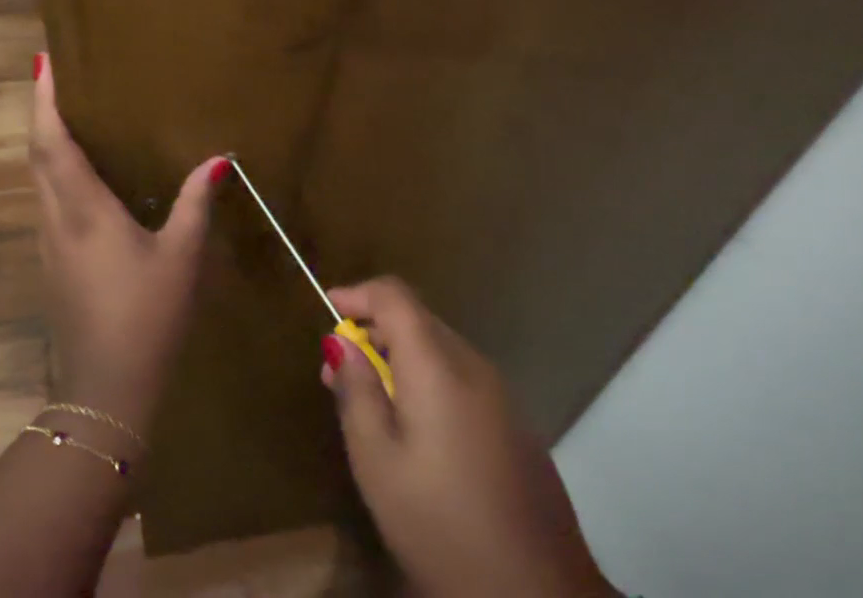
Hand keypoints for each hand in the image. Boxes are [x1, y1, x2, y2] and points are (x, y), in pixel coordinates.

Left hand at [30, 53, 225, 431]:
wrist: (107, 384)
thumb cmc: (147, 315)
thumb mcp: (181, 257)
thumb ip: (195, 204)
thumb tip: (216, 160)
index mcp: (83, 209)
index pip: (52, 141)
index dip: (44, 99)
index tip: (43, 60)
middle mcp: (56, 218)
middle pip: (37, 153)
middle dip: (42, 111)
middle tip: (58, 77)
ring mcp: (50, 242)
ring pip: (38, 178)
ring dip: (47, 142)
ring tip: (71, 114)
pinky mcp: (54, 261)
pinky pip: (48, 200)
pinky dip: (56, 172)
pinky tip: (83, 175)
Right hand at [322, 278, 619, 597]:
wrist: (534, 588)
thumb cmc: (438, 522)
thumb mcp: (377, 461)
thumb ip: (356, 392)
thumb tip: (340, 342)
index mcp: (438, 367)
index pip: (397, 296)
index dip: (358, 293)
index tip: (328, 308)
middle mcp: (474, 366)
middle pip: (420, 320)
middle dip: (374, 330)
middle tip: (338, 370)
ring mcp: (502, 394)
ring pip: (442, 349)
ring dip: (400, 357)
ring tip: (369, 402)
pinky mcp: (515, 422)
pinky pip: (462, 378)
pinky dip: (428, 380)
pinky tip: (414, 428)